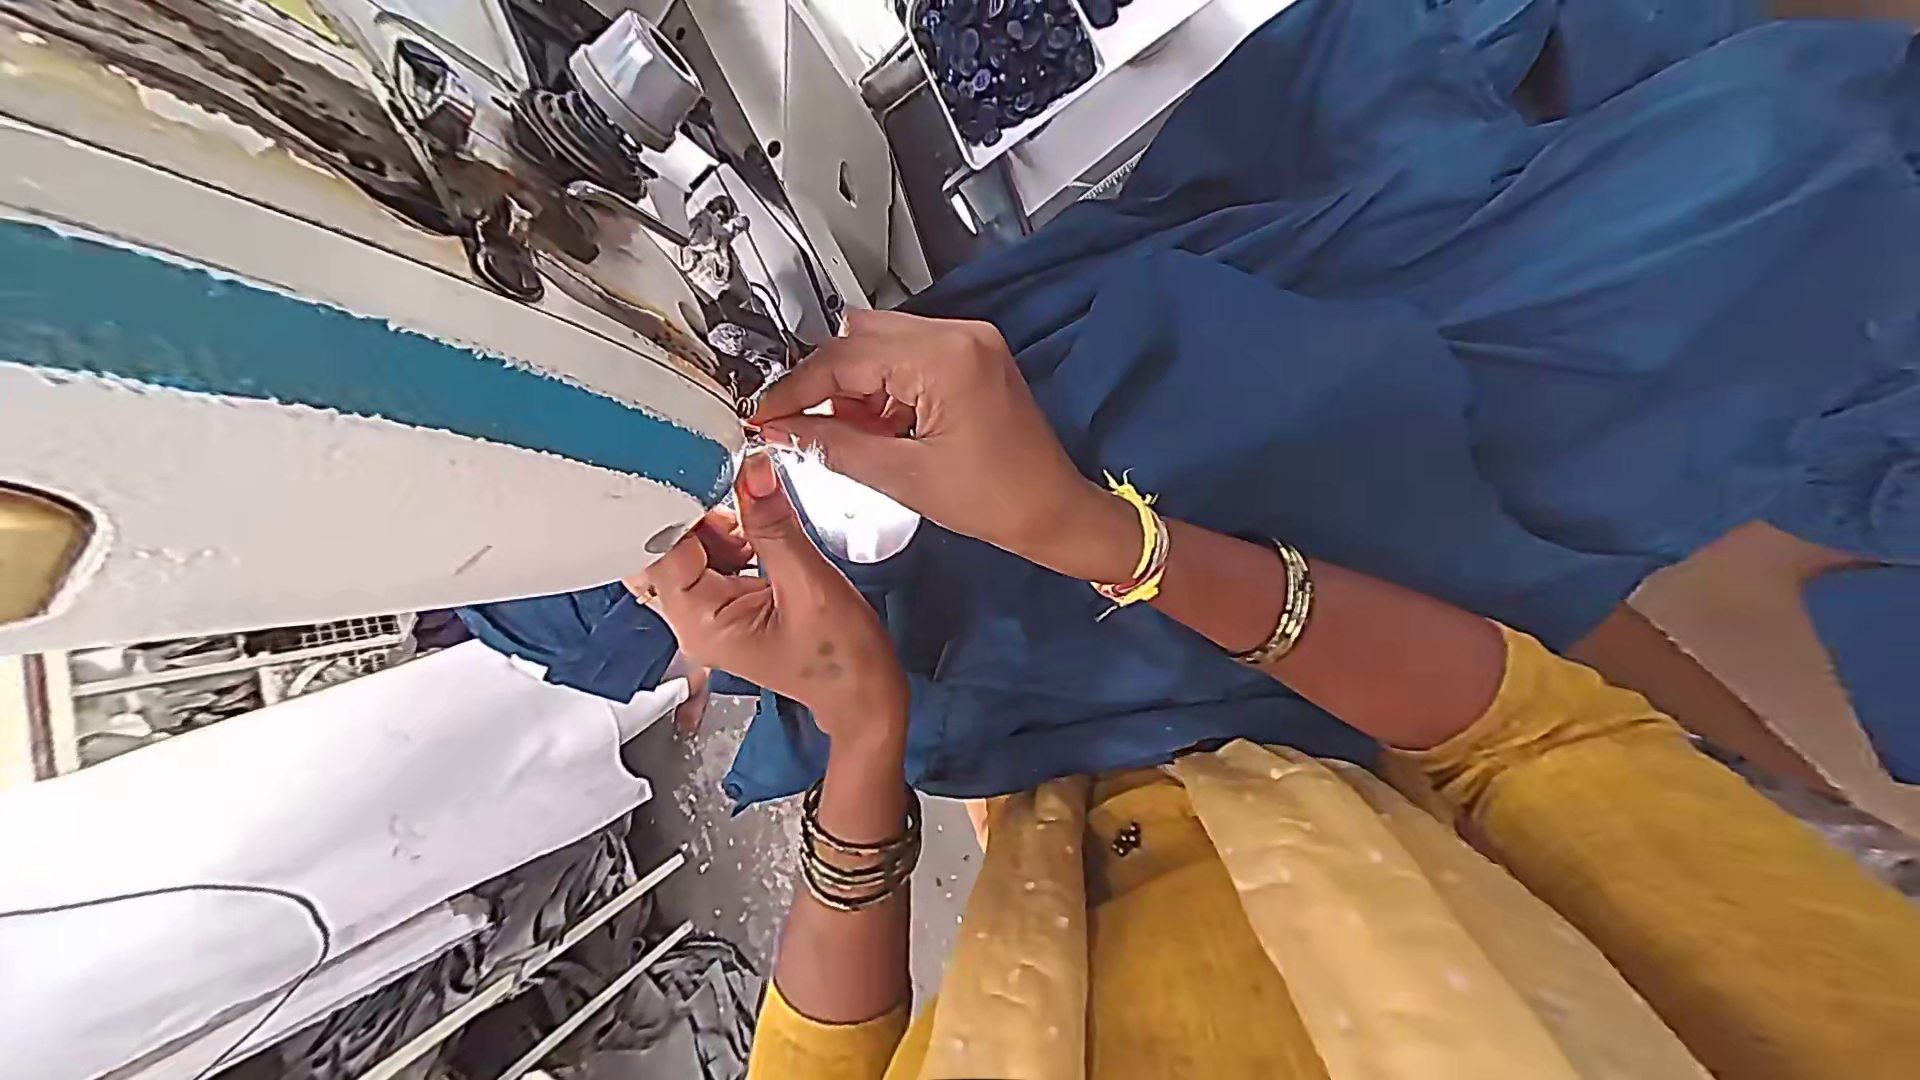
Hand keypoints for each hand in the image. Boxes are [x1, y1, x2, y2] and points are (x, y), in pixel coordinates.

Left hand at [626, 452, 909, 745]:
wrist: (864, 691)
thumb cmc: (840, 659)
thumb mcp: (810, 584)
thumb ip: (774, 525)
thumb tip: (752, 470)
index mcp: (700, 623)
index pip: (661, 550)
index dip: (680, 506)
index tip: (706, 471)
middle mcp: (694, 620)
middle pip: (667, 548)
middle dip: (700, 515)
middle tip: (738, 497)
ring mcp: (712, 613)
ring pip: (691, 549)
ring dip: (720, 525)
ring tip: (760, 526)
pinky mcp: (731, 605)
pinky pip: (716, 558)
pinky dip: (735, 538)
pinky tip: (762, 538)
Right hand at [751, 309, 1138, 583]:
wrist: (1051, 511)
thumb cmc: (1001, 499)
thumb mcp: (903, 477)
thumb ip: (834, 445)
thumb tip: (784, 428)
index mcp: (947, 358)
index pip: (844, 357)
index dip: (795, 388)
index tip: (767, 412)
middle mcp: (962, 336)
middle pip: (859, 339)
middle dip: (824, 383)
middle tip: (799, 424)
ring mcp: (970, 344)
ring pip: (881, 346)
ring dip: (853, 387)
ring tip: (848, 435)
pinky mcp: (971, 359)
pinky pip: (908, 358)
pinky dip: (883, 389)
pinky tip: (878, 427)